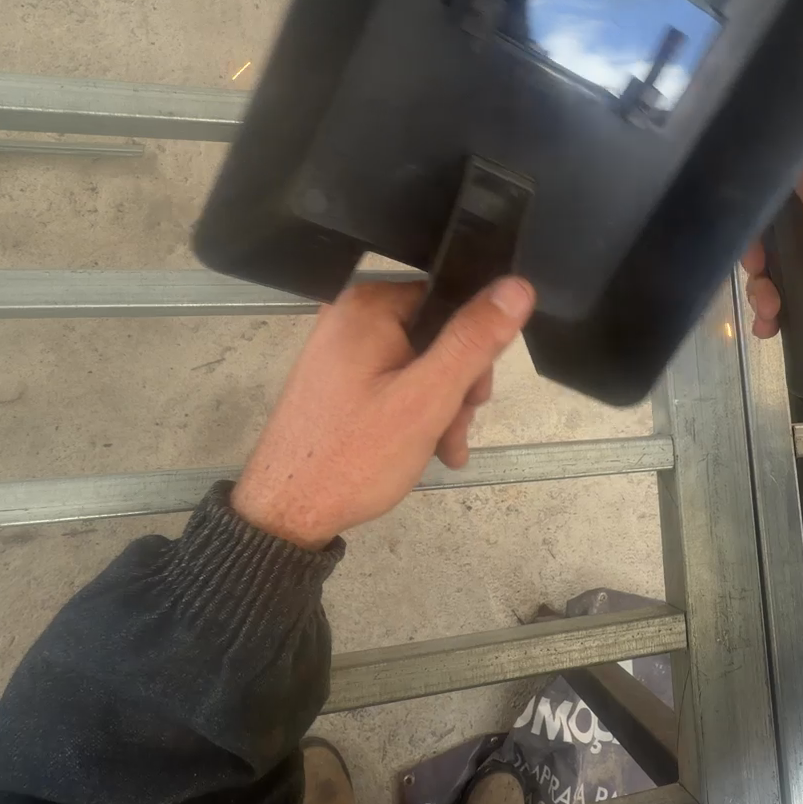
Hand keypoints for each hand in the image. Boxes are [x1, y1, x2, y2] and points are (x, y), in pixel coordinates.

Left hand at [232, 276, 535, 548]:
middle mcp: (352, 318)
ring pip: (421, 363)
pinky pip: (396, 381)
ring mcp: (343, 350)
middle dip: (458, 386)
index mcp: (368, 306)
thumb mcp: (428, 397)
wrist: (285, 515)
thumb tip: (516, 287)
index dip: (474, 345)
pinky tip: (428, 448)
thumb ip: (474, 341)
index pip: (449, 301)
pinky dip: (417, 412)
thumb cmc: (356, 455)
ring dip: (443, 406)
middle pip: (438, 335)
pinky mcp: (340, 379)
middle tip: (455, 429)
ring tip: (444, 448)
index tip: (476, 394)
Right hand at [742, 141, 802, 433]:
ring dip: (765, 285)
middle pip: (784, 218)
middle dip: (761, 247)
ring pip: (781, 260)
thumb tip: (800, 131)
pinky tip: (770, 325)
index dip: (771, 187)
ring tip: (768, 309)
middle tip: (755, 269)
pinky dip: (775, 309)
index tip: (749, 212)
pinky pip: (790, 295)